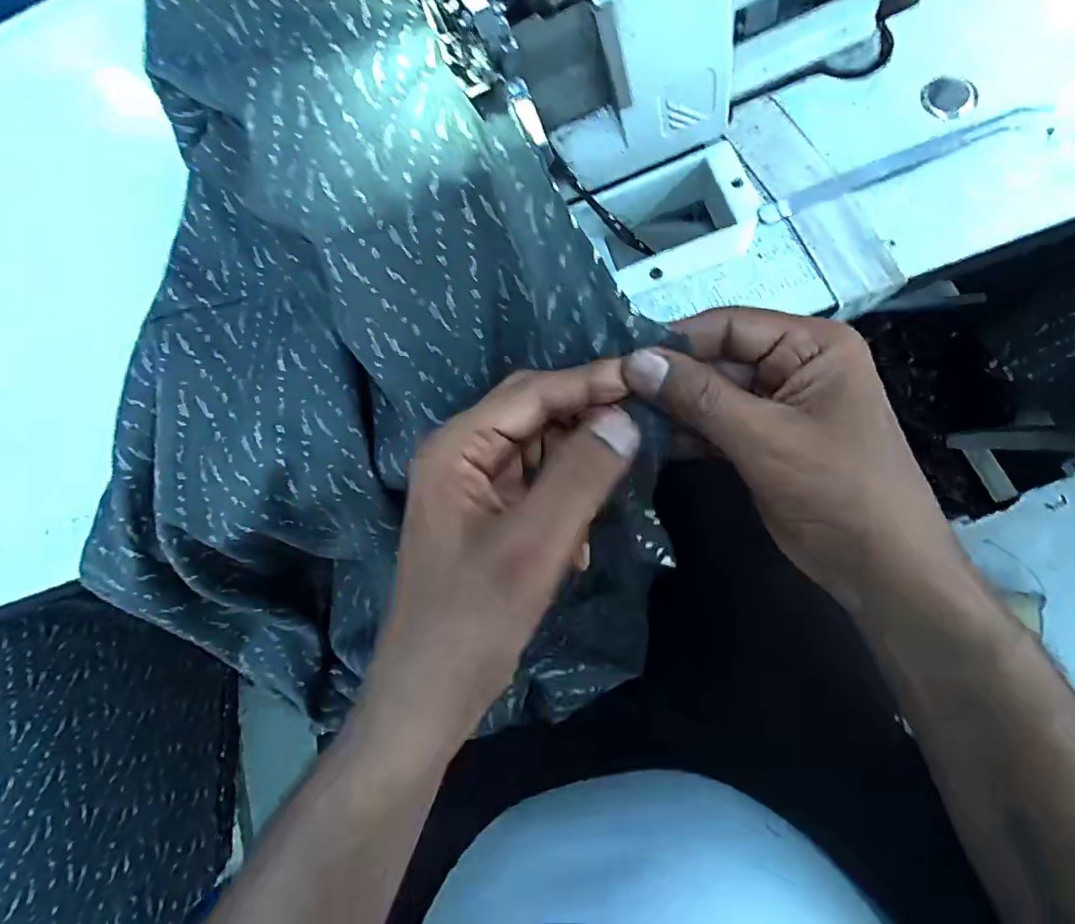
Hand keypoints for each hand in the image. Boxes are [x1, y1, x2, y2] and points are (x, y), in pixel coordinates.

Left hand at [370, 364, 640, 745]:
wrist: (429, 698)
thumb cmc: (475, 619)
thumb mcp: (536, 543)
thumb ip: (581, 475)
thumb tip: (625, 417)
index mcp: (456, 448)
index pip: (532, 392)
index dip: (590, 381)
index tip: (645, 377)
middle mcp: (461, 455)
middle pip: (535, 412)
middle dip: (587, 415)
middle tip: (644, 419)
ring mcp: (474, 486)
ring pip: (542, 446)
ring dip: (581, 458)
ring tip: (620, 475)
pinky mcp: (489, 515)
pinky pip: (539, 482)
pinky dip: (569, 492)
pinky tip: (586, 531)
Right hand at [622, 308, 963, 613]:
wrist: (883, 567)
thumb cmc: (838, 489)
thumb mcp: (767, 438)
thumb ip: (700, 397)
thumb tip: (637, 361)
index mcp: (813, 345)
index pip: (732, 325)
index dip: (678, 339)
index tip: (623, 357)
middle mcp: (797, 366)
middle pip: (721, 359)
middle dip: (672, 377)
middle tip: (612, 391)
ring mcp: (781, 407)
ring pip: (716, 395)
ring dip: (675, 407)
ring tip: (620, 416)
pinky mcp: (768, 443)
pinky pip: (721, 426)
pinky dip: (690, 433)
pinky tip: (647, 440)